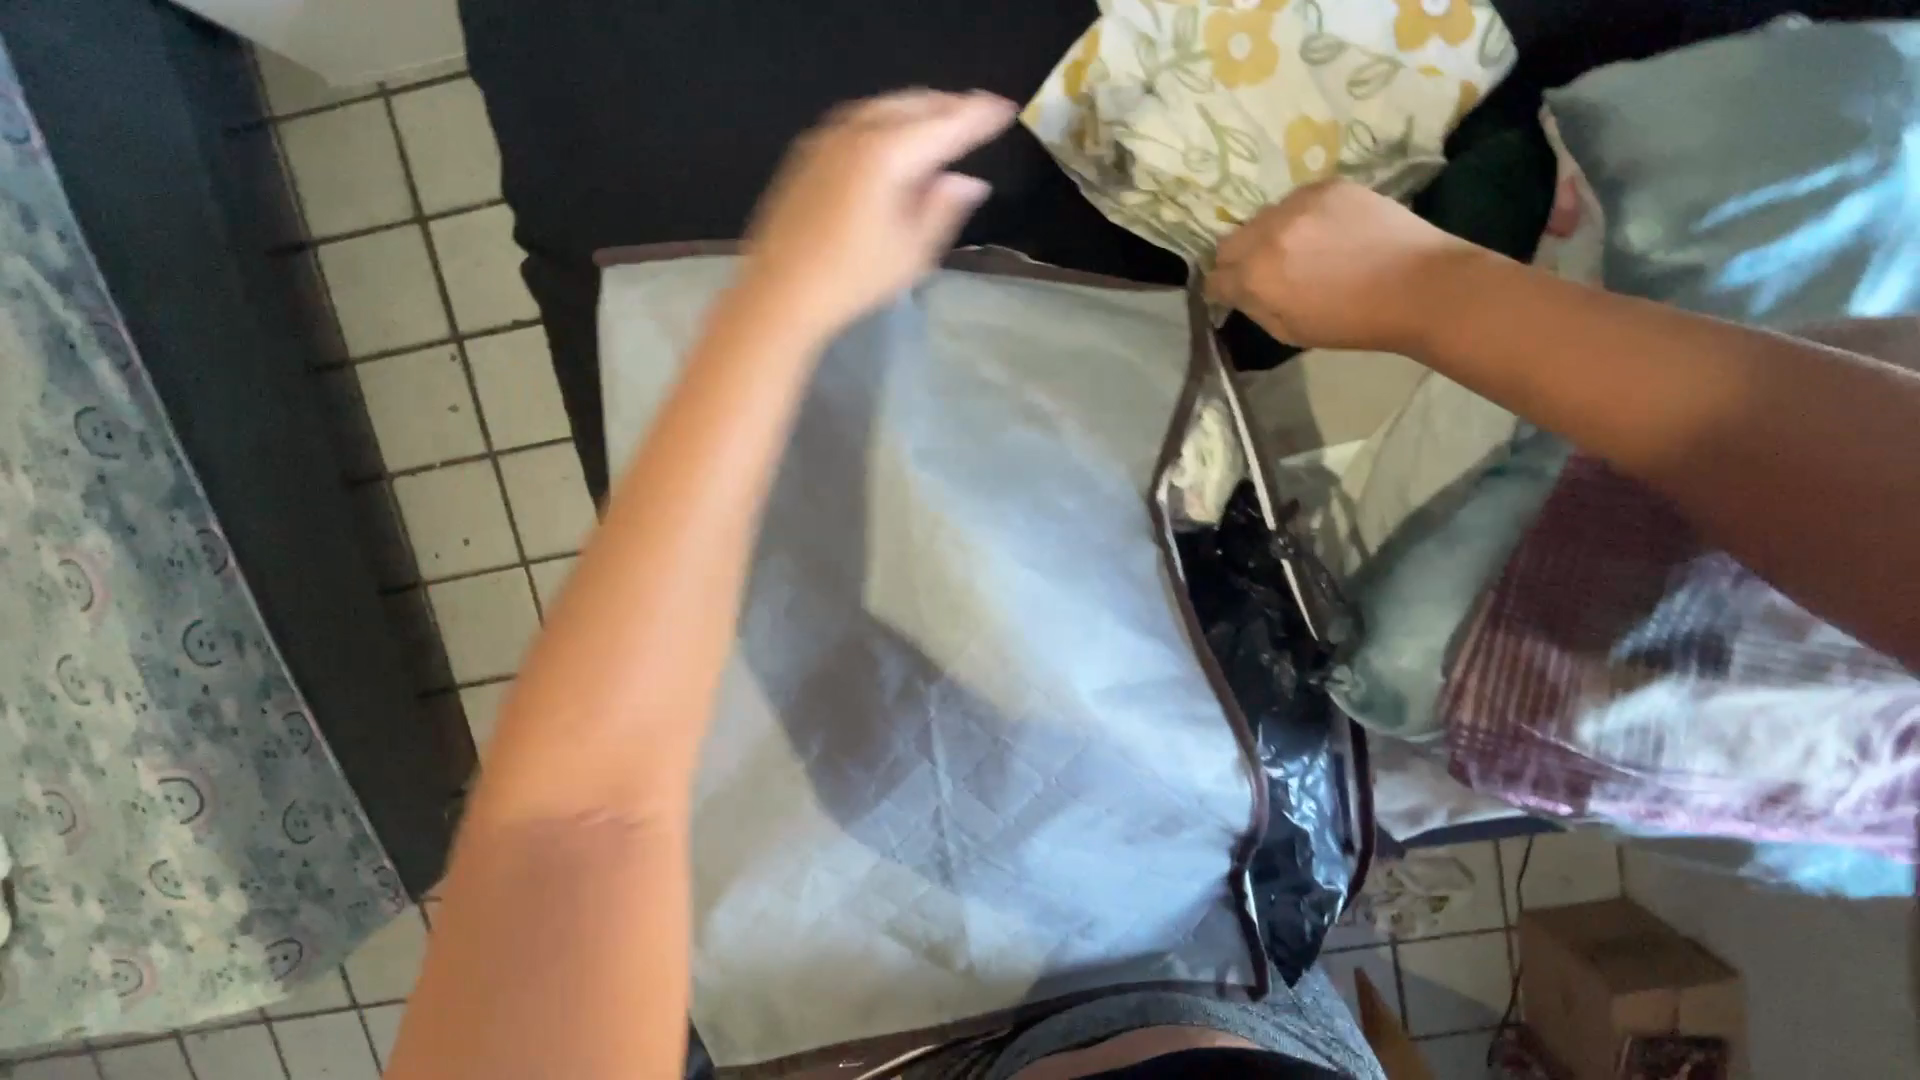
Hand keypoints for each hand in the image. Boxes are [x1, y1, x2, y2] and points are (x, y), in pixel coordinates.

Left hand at [737, 90, 1015, 339]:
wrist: (780, 292)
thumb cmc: (854, 279)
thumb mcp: (913, 252)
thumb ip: (944, 208)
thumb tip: (969, 182)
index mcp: (888, 153)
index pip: (947, 124)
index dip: (979, 116)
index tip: (1006, 110)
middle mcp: (857, 132)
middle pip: (913, 104)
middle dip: (949, 106)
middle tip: (977, 114)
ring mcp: (827, 139)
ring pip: (882, 108)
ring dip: (916, 110)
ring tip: (940, 122)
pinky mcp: (807, 154)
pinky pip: (857, 121)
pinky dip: (886, 120)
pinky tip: (893, 139)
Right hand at [1208, 179, 1480, 353]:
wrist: (1418, 286)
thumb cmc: (1352, 322)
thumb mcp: (1288, 332)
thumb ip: (1254, 307)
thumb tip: (1238, 293)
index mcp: (1254, 276)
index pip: (1214, 279)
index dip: (1221, 290)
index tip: (1232, 295)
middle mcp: (1267, 233)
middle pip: (1228, 243)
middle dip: (1237, 260)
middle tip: (1262, 272)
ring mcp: (1298, 204)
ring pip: (1261, 219)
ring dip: (1268, 235)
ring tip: (1298, 250)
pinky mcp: (1327, 186)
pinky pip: (1295, 201)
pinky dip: (1300, 217)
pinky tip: (1325, 233)